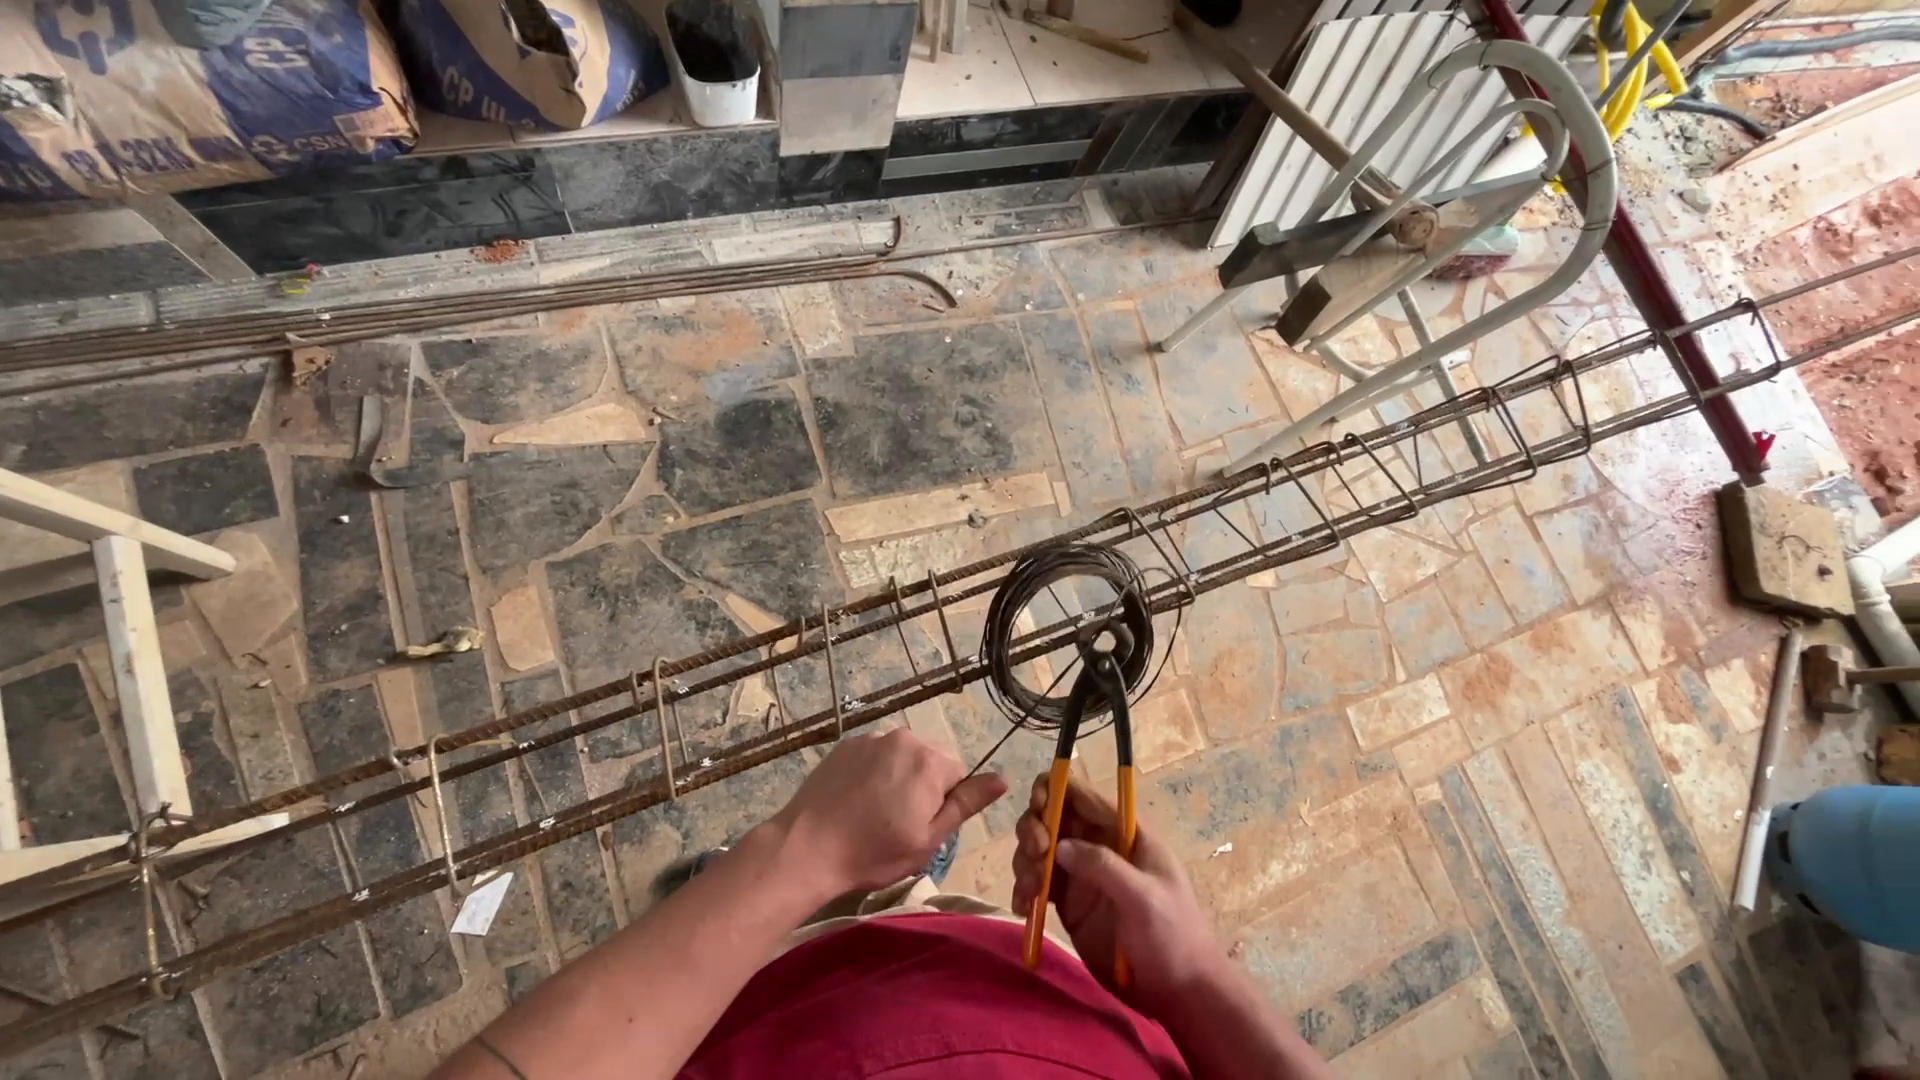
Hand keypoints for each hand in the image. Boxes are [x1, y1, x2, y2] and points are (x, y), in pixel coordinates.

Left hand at [772, 729, 1006, 899]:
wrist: (807, 847)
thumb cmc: (874, 851)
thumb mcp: (929, 839)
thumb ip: (966, 804)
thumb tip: (1002, 779)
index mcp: (930, 760)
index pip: (958, 775)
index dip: (944, 804)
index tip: (920, 826)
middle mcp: (904, 738)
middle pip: (929, 761)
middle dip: (922, 787)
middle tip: (897, 823)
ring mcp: (871, 738)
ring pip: (900, 758)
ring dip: (896, 778)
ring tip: (872, 813)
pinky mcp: (846, 744)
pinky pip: (874, 756)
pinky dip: (871, 773)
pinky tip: (854, 801)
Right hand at [1011, 774, 1229, 1014]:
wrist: (1180, 992)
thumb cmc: (1174, 937)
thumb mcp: (1144, 898)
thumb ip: (1104, 866)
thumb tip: (1059, 844)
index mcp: (1123, 832)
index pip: (1083, 795)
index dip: (1054, 790)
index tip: (1038, 808)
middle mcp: (1098, 846)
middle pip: (1052, 818)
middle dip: (1035, 829)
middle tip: (1036, 856)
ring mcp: (1081, 875)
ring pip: (1039, 849)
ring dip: (1026, 861)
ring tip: (1030, 892)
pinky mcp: (1069, 904)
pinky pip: (1037, 884)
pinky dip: (1024, 890)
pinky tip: (1023, 908)